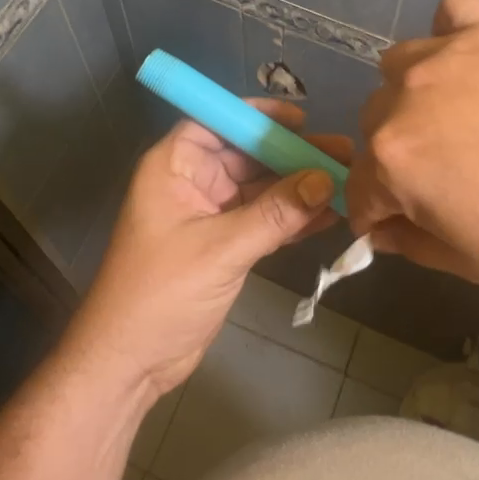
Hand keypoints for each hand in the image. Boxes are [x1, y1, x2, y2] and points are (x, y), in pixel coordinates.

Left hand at [65, 100, 351, 397]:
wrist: (130, 364)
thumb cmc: (160, 294)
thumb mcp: (220, 249)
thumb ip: (275, 214)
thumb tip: (325, 180)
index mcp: (174, 167)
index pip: (216, 121)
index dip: (257, 116)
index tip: (301, 120)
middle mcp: (192, 183)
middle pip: (248, 155)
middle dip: (293, 154)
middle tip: (343, 152)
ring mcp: (210, 216)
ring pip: (262, 188)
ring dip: (301, 186)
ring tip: (348, 181)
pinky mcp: (225, 246)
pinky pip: (265, 220)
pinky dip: (294, 218)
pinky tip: (330, 215)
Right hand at [346, 0, 478, 295]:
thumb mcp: (476, 263)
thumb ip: (412, 242)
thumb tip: (383, 228)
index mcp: (396, 155)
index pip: (361, 189)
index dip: (380, 216)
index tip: (404, 227)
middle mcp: (411, 93)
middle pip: (376, 122)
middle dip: (398, 157)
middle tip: (449, 184)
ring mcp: (455, 52)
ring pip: (402, 66)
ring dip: (416, 96)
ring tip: (465, 124)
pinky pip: (453, 12)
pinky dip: (453, 33)